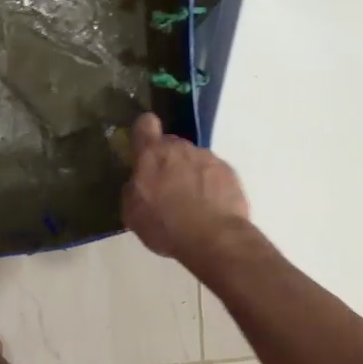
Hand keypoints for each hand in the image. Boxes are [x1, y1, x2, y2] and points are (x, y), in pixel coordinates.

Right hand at [121, 113, 250, 263]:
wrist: (215, 239)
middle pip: (171, 145)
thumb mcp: (132, 213)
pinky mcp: (229, 172)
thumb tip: (139, 182)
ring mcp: (207, 158)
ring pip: (194, 159)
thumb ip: (133, 188)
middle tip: (168, 189)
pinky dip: (212, 186)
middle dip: (169, 161)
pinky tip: (212, 209)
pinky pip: (215, 173)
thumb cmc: (165, 225)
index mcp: (151, 154)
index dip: (144, 132)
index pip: (145, 124)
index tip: (145, 147)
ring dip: (191, 174)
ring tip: (194, 204)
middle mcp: (180, 148)